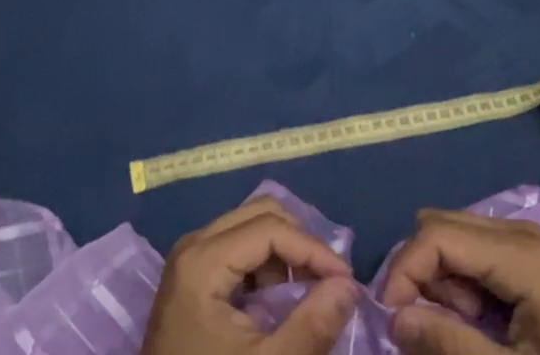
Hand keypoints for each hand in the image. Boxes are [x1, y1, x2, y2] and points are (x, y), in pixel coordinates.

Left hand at [141, 197, 360, 354]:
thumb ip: (311, 324)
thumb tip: (349, 286)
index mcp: (203, 260)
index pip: (271, 228)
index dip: (314, 249)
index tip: (348, 280)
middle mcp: (193, 244)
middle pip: (259, 214)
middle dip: (300, 243)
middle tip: (329, 281)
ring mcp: (190, 257)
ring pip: (250, 227)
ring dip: (284, 254)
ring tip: (307, 293)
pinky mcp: (193, 273)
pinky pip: (237, 247)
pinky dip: (266, 265)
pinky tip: (279, 299)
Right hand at [379, 209, 539, 354]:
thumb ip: (451, 343)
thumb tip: (393, 318)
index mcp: (518, 252)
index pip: (434, 234)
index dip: (403, 271)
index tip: (392, 320)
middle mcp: (520, 231)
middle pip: (440, 225)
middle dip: (422, 272)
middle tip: (433, 325)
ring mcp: (531, 242)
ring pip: (457, 237)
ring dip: (443, 280)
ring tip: (464, 330)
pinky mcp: (537, 259)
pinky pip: (480, 252)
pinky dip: (465, 282)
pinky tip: (484, 323)